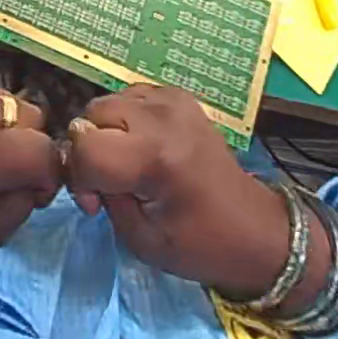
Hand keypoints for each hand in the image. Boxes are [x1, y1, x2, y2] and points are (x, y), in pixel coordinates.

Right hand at [65, 84, 337, 309]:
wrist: (257, 230)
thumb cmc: (200, 245)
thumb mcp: (140, 238)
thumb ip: (103, 195)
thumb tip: (80, 163)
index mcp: (155, 156)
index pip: (85, 145)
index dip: (80, 175)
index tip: (96, 203)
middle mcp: (161, 117)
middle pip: (91, 116)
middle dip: (89, 149)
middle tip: (108, 182)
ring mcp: (170, 99)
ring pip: (105, 103)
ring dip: (105, 132)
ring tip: (127, 162)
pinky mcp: (176, 94)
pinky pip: (128, 97)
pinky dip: (124, 119)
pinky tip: (142, 144)